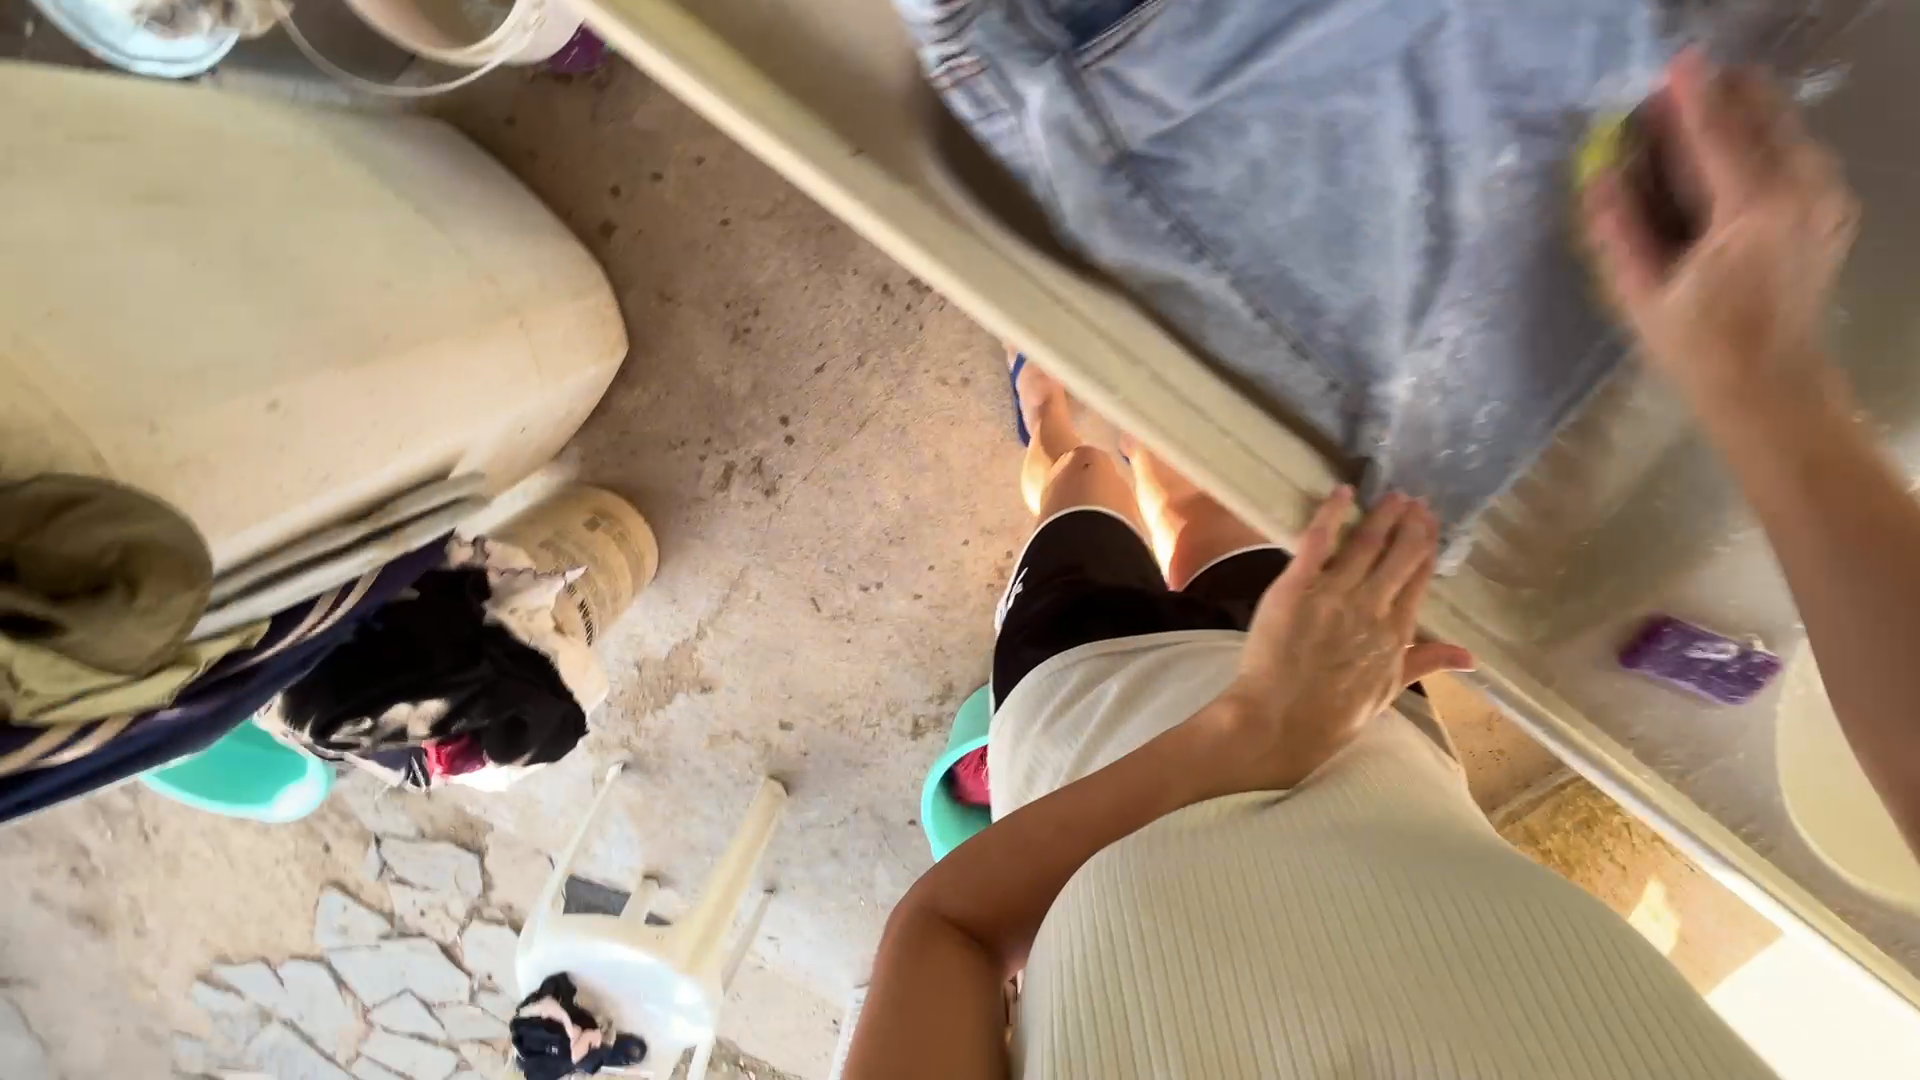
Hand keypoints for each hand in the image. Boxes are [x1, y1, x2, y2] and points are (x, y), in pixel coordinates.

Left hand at [1194, 487, 1473, 793]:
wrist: (1282, 719)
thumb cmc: (1332, 713)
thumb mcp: (1388, 691)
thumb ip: (1424, 663)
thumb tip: (1468, 656)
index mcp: (1395, 632)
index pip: (1416, 581)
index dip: (1424, 551)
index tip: (1430, 527)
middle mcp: (1371, 607)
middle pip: (1398, 557)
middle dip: (1409, 526)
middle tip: (1416, 500)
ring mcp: (1335, 594)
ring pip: (1365, 545)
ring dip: (1381, 517)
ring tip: (1393, 495)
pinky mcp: (1297, 587)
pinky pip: (1318, 543)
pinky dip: (1331, 515)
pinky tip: (1343, 493)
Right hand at [1582, 48, 1858, 404]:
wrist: (1767, 382)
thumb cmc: (1693, 344)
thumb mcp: (1641, 291)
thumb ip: (1621, 228)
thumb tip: (1600, 176)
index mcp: (1754, 209)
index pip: (1721, 134)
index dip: (1694, 97)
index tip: (1676, 62)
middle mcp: (1805, 190)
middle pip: (1766, 119)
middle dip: (1722, 98)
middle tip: (1675, 94)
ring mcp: (1827, 197)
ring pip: (1786, 132)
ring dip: (1740, 118)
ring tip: (1696, 116)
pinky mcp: (1830, 209)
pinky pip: (1795, 155)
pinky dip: (1760, 142)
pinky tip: (1727, 154)